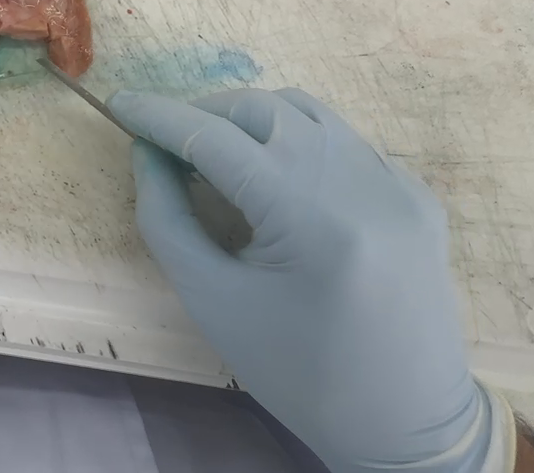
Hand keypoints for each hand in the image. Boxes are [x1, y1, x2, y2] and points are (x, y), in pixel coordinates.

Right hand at [114, 88, 493, 472]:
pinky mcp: (415, 194)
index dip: (158, 115)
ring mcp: (396, 184)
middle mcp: (361, 184)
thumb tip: (146, 150)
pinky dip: (293, 139)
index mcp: (310, 218)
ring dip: (247, 118)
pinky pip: (340, 138)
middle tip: (167, 144)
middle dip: (202, 114)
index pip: (214, 138)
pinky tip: (277, 178)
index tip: (118, 103)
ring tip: (217, 152)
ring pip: (302, 110)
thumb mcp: (208, 297)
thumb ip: (165, 214)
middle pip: (259, 109)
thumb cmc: (294, 371)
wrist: (409, 430)